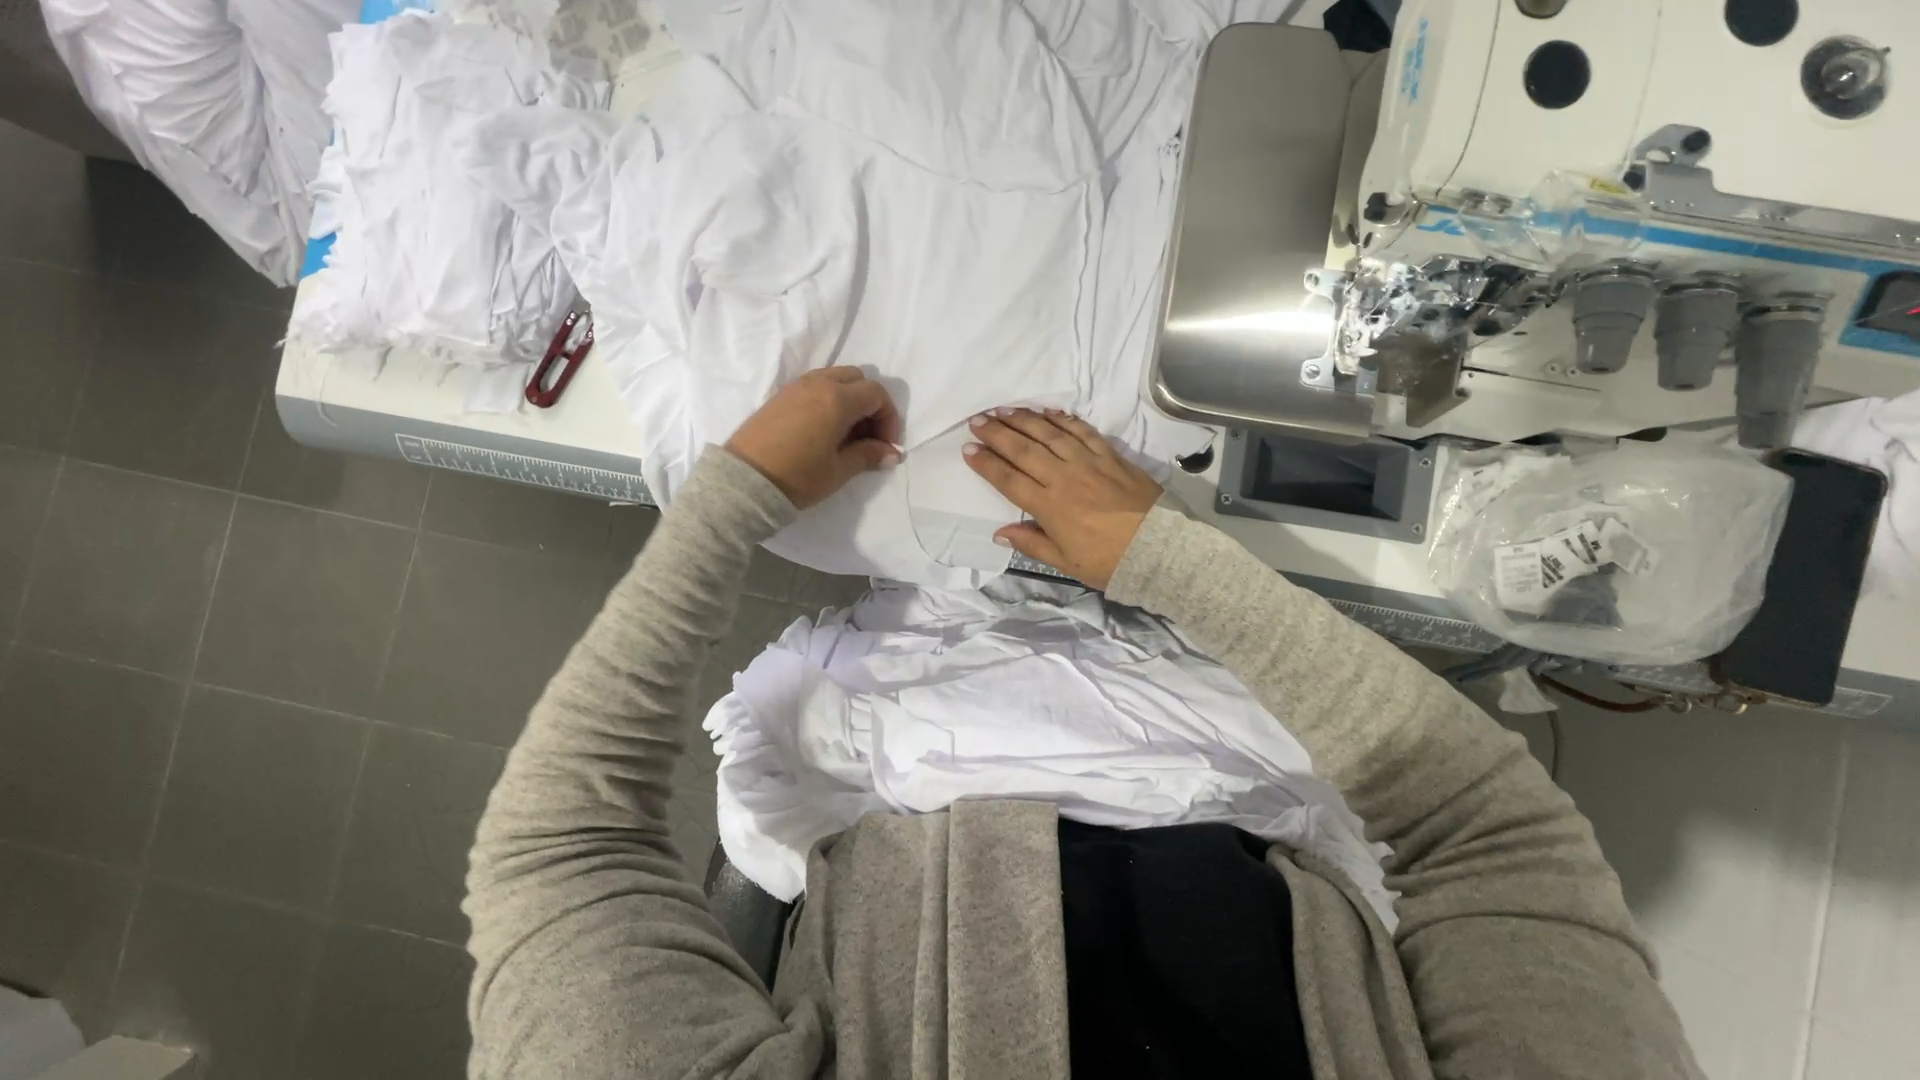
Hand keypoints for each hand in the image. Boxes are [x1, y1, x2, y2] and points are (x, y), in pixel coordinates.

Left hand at [725, 367, 902, 508]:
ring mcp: (795, 387)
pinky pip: (814, 386)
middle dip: (870, 404)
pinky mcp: (780, 396)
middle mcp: (818, 384)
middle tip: (869, 436)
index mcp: (837, 400)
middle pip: (856, 378)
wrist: (744, 482)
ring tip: (847, 434)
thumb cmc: (797, 477)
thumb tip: (891, 453)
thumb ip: (868, 455)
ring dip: (848, 399)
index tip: (886, 445)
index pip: (876, 394)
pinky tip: (824, 430)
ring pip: (834, 378)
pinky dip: (828, 399)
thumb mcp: (838, 471)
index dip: (889, 418)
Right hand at [962, 408, 1160, 588]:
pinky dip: (1063, 419)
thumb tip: (1000, 533)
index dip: (986, 464)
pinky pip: (1081, 430)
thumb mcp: (1067, 563)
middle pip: (1024, 450)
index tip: (968, 449)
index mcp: (1050, 507)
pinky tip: (1048, 411)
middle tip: (977, 420)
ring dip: (1024, 419)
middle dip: (997, 433)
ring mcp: (1088, 462)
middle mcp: (1064, 478)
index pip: (1009, 480)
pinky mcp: (1110, 455)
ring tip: (1003, 409)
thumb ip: (1032, 544)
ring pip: (1049, 434)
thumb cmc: (1110, 561)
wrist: (1159, 548)